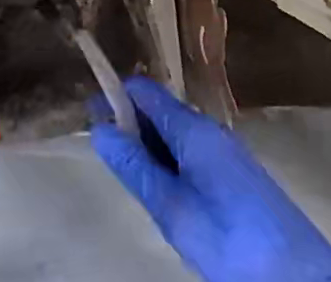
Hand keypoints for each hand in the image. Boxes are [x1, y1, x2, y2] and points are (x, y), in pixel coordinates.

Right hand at [91, 77, 330, 281]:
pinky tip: (166, 190)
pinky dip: (171, 161)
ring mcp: (229, 153)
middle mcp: (211, 130)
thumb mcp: (172, 208)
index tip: (89, 117)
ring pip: (175, 132)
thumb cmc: (231, 241)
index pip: (142, 89)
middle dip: (129, 123)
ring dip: (150, 145)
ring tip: (132, 174)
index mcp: (193, 129)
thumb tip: (98, 127)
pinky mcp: (240, 176)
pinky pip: (193, 152)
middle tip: (107, 153)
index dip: (113, 96)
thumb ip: (134, 166)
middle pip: (159, 108)